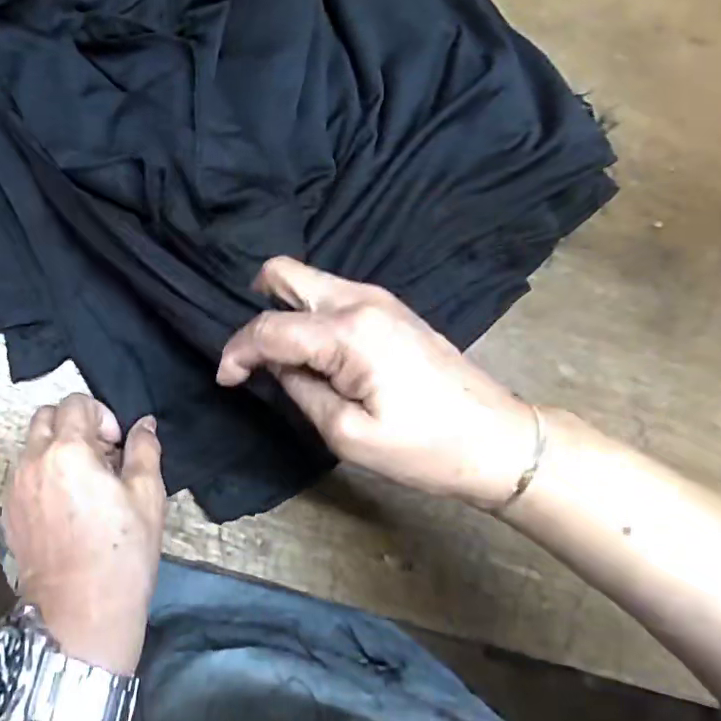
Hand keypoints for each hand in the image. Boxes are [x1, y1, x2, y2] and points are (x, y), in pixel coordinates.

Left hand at [2, 393, 165, 674]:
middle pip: (45, 416)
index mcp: (67, 451)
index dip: (103, 415)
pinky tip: (70, 506)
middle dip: (75, 424)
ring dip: (58, 448)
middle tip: (102, 455)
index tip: (118, 445)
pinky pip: (24, 475)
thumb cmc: (122, 553)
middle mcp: (32, 463)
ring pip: (32, 446)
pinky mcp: (8, 515)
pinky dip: (45, 473)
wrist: (81, 616)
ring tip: (87, 482)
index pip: (76, 403)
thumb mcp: (147, 496)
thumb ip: (144, 450)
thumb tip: (144, 425)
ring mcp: (15, 490)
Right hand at [216, 257, 539, 508]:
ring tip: (284, 360)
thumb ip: (300, 389)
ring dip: (284, 310)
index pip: (270, 326)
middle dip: (255, 306)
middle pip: (284, 272)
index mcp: (348, 331)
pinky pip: (332, 294)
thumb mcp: (348, 434)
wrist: (496, 438)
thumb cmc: (424, 447)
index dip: (237, 351)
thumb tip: (274, 365)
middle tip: (253, 356)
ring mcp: (379, 297)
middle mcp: (360, 298)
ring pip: (308, 280)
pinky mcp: (390, 307)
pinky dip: (309, 313)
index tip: (225, 379)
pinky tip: (316, 352)